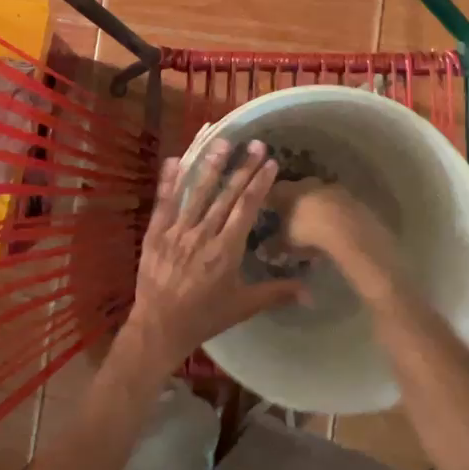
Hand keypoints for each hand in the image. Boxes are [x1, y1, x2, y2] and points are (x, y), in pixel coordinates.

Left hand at [122, 140, 305, 368]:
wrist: (160, 327)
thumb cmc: (205, 317)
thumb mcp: (243, 306)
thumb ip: (277, 293)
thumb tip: (312, 292)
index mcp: (226, 251)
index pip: (246, 209)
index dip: (259, 183)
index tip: (269, 162)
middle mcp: (203, 235)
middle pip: (225, 195)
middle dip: (242, 168)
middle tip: (254, 143)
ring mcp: (177, 232)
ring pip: (196, 193)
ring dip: (210, 166)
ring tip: (222, 142)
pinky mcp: (155, 233)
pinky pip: (163, 203)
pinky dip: (169, 181)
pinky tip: (174, 160)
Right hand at [270, 180, 399, 284]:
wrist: (347, 228)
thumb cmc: (307, 232)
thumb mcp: (285, 243)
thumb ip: (273, 245)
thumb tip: (263, 250)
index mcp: (286, 190)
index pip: (272, 192)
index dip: (269, 203)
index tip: (269, 214)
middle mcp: (306, 183)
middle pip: (296, 190)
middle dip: (294, 203)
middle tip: (292, 220)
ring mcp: (330, 187)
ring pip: (317, 196)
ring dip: (315, 207)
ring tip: (315, 226)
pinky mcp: (349, 196)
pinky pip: (335, 204)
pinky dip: (332, 213)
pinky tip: (333, 228)